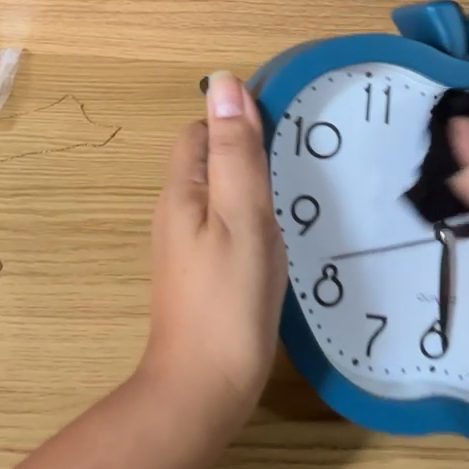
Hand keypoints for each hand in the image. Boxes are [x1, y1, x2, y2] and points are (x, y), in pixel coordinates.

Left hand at [138, 71, 286, 433]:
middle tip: (294, 166)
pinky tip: (276, 241)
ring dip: (249, 188)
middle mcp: (175, 211)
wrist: (203, 387)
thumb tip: (223, 81)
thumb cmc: (228, 298)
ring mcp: (184, 245)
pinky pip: (222, 227)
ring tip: (292, 200)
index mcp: (181, 191)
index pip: (200, 131)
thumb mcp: (241, 216)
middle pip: (207, 161)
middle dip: (244, 153)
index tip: (282, 131)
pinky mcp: (198, 273)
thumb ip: (234, 151)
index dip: (235, 122)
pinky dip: (249, 221)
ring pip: (217, 195)